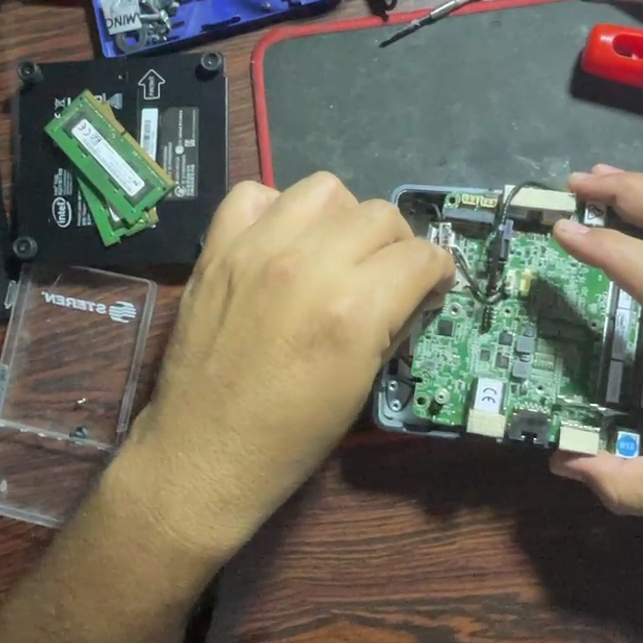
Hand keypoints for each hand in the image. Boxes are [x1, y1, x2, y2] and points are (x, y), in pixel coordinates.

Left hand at [120, 173, 453, 557]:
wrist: (205, 454)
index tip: (431, 283)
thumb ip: (391, 323)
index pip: (421, 256)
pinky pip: (254, 196)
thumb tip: (410, 288)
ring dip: (343, 216)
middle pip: (380, 214)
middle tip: (386, 272)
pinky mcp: (217, 250)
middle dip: (397, 243)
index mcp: (354, 309)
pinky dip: (276, 210)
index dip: (437, 270)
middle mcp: (309, 265)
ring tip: (334, 249)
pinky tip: (280, 242)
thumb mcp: (362, 385)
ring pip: (324, 189)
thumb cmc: (291, 437)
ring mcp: (256, 250)